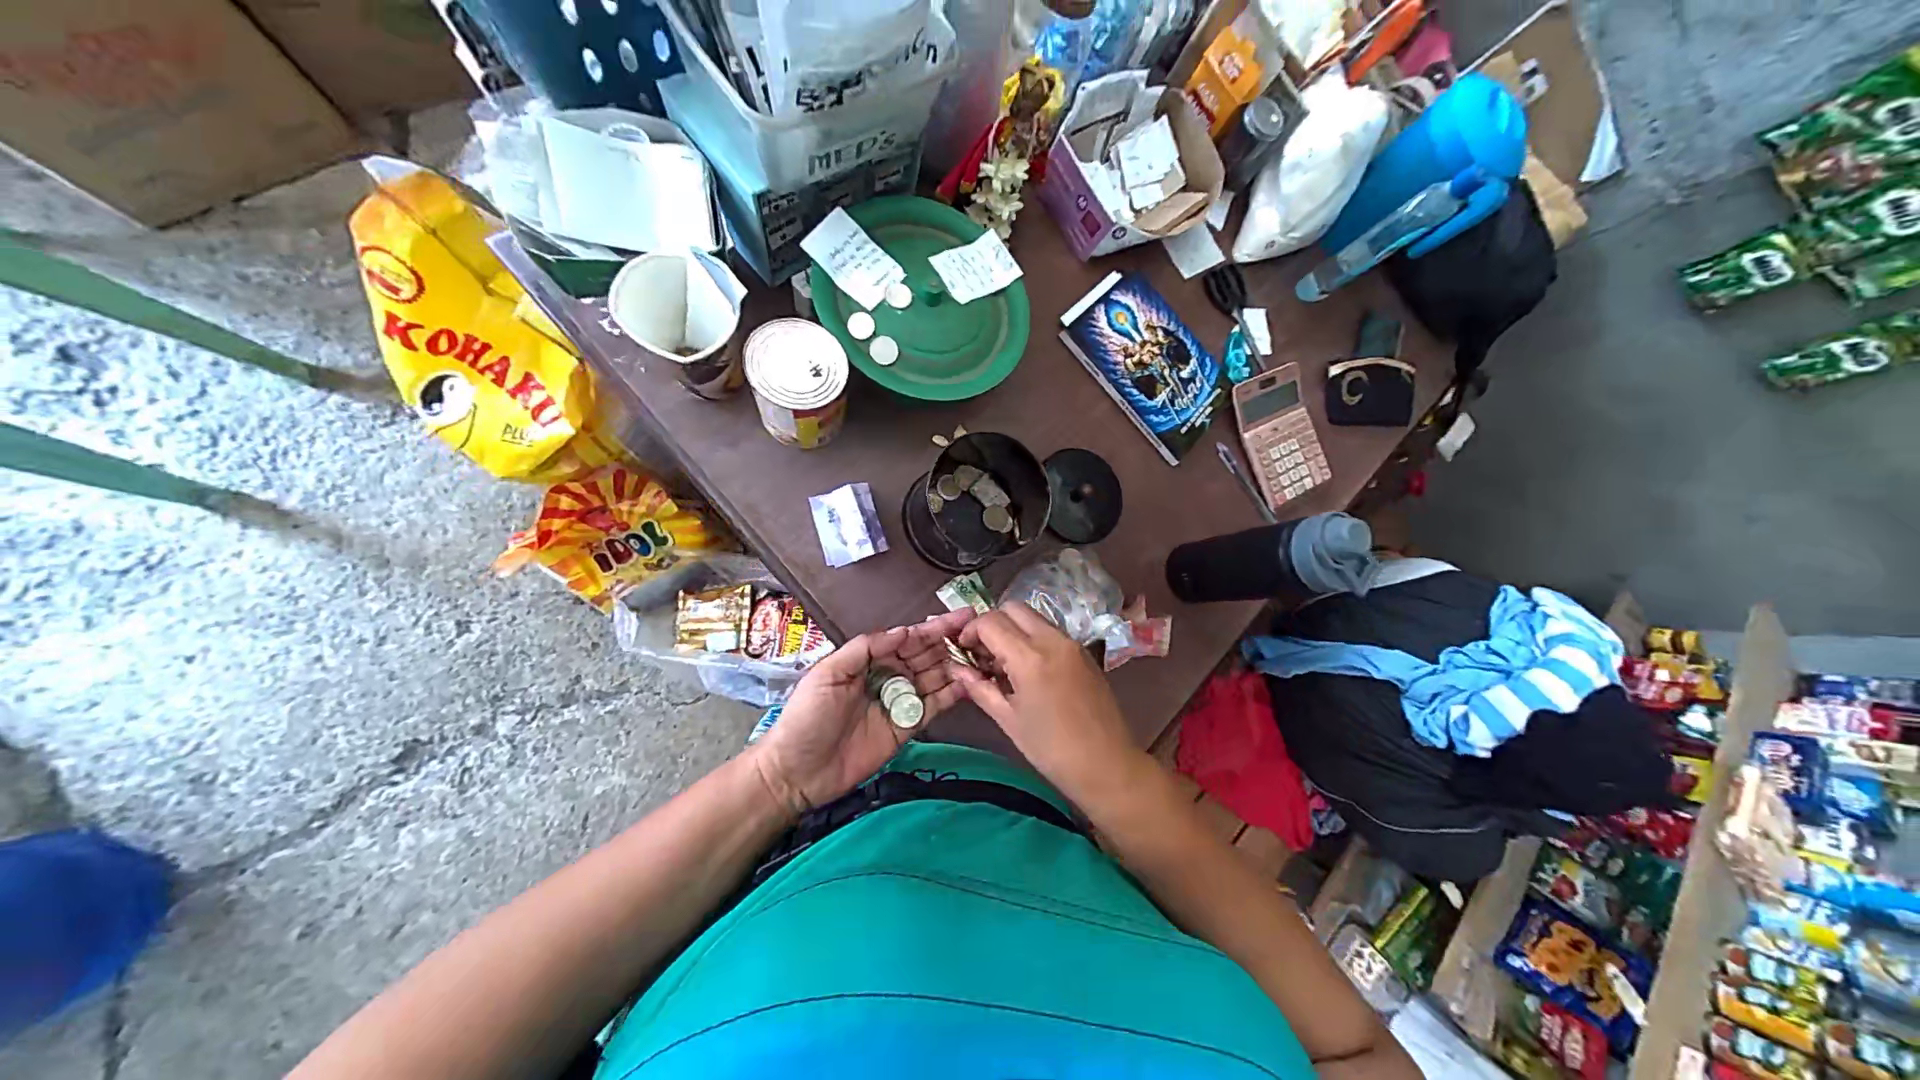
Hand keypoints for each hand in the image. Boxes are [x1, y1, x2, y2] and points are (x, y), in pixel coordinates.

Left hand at [750, 608, 976, 815]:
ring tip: (981, 654)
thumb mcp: (828, 673)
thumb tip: (904, 631)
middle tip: (978, 632)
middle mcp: (887, 677)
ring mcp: (899, 703)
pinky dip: (951, 694)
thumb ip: (866, 649)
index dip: (932, 628)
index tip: (959, 618)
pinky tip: (969, 682)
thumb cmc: (806, 717)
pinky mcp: (906, 729)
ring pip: (933, 678)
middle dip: (949, 642)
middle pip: (924, 655)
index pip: (906, 639)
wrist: (797, 771)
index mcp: (868, 660)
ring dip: (955, 665)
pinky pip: (933, 707)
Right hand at [951, 603, 1145, 807]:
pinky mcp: (1084, 652)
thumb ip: (979, 688)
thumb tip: (958, 669)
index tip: (964, 651)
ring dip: (1013, 629)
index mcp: (1029, 657)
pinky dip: (1033, 638)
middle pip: (1013, 608)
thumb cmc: (1052, 749)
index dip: (970, 631)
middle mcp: (1052, 640)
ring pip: (1034, 617)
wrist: (1107, 765)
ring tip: (1004, 664)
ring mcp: (1072, 643)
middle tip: (983, 654)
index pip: (990, 621)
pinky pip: (1051, 631)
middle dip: (992, 624)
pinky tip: (1028, 670)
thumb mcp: (1008, 720)